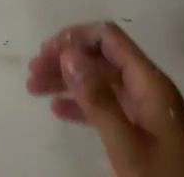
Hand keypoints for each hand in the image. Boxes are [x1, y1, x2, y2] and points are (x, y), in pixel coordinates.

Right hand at [27, 23, 183, 176]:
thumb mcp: (127, 145)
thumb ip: (98, 99)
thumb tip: (68, 53)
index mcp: (150, 82)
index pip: (109, 39)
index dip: (76, 38)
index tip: (46, 53)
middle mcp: (148, 88)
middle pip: (101, 58)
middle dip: (66, 61)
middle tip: (32, 73)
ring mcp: (146, 110)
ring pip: (100, 82)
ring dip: (68, 82)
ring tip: (34, 89)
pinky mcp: (142, 131)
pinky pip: (107, 106)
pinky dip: (81, 104)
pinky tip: (57, 111)